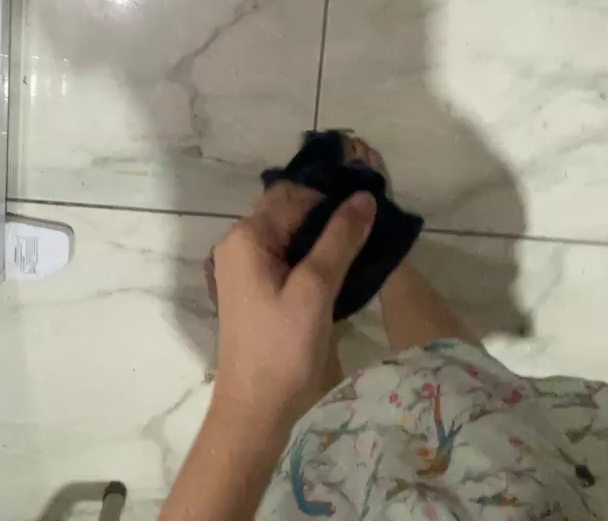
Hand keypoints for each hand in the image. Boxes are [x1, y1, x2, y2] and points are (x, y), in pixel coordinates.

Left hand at [209, 183, 375, 423]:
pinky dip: (312, 254)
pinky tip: (340, 267)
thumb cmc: (283, 348)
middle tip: (369, 227)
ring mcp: (245, 266)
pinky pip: (285, 254)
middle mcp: (239, 243)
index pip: (293, 195)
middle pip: (288, 210)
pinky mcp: (255, 287)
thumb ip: (340, 238)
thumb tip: (365, 196)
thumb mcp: (315, 289)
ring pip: (289, 232)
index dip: (331, 198)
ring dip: (322, 235)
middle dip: (327, 214)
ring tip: (361, 245)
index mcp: (246, 236)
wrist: (255, 411)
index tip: (368, 210)